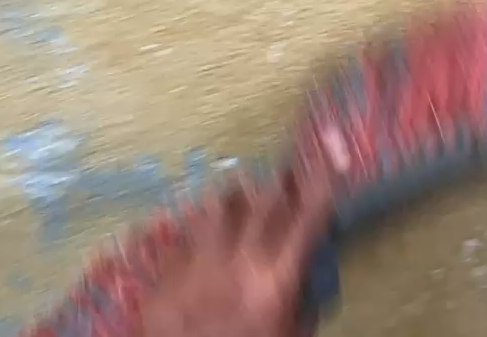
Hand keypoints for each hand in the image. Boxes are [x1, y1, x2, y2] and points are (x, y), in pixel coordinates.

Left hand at [139, 169, 332, 336]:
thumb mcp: (290, 336)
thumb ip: (301, 301)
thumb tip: (309, 271)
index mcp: (276, 281)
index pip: (309, 215)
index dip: (320, 184)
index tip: (326, 166)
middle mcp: (239, 265)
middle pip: (264, 198)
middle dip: (278, 182)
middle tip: (281, 177)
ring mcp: (196, 271)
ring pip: (214, 206)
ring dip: (230, 197)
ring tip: (235, 195)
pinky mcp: (161, 284)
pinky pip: (178, 239)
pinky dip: (192, 231)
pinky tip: (197, 234)